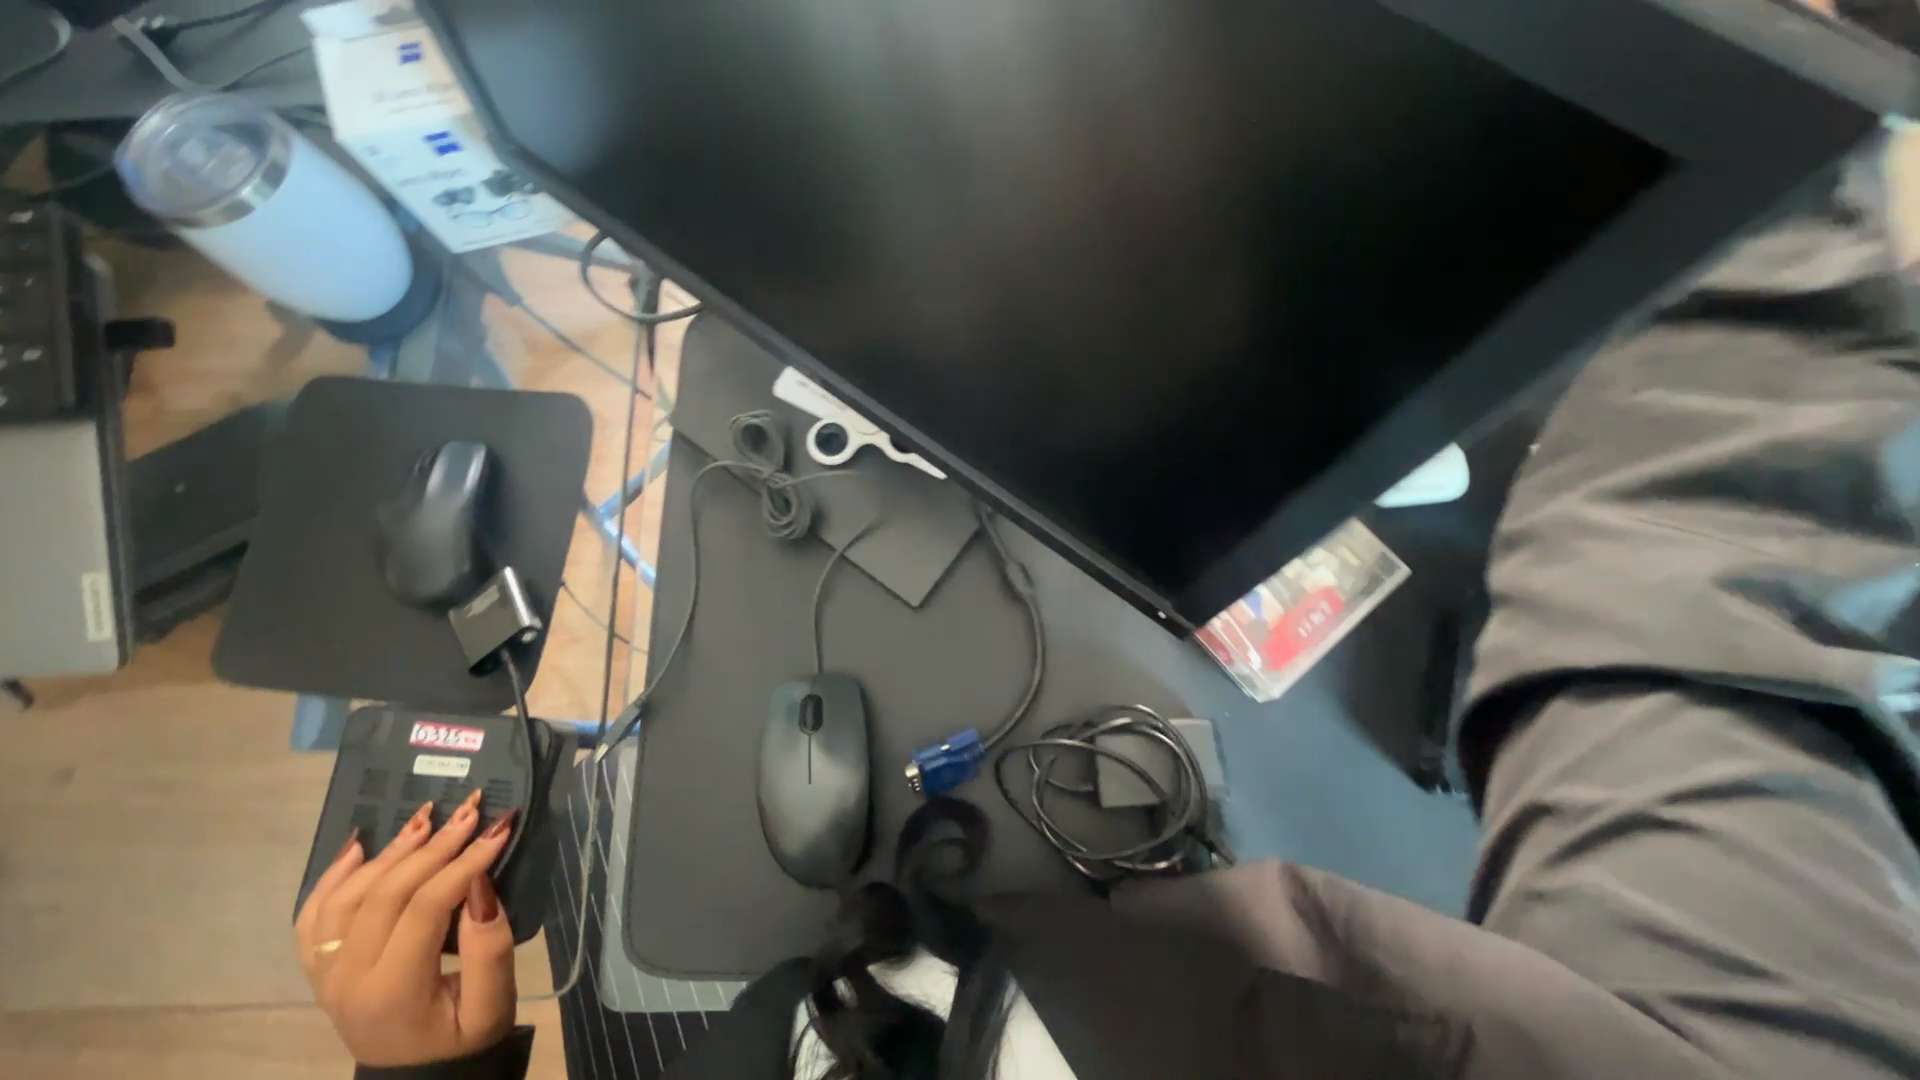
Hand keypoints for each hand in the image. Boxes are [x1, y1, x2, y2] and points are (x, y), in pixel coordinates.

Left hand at [295, 790, 519, 1067]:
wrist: (415, 1078)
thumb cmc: (461, 1039)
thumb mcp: (492, 1006)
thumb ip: (489, 950)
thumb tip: (480, 886)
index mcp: (392, 990)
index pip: (425, 908)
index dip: (464, 863)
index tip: (499, 828)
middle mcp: (347, 979)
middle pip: (385, 894)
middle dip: (433, 845)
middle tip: (470, 809)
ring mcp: (325, 973)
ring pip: (349, 896)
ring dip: (389, 850)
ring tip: (426, 817)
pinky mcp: (319, 967)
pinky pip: (314, 915)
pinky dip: (333, 876)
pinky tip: (359, 844)